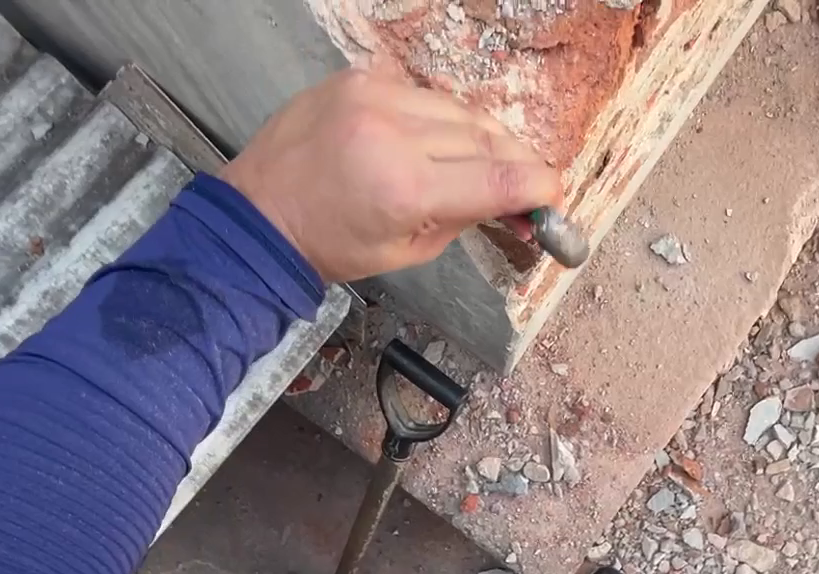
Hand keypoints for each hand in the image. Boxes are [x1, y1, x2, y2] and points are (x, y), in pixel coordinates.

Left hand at [220, 68, 563, 282]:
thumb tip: (518, 206)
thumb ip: (466, 219)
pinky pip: (426, 97)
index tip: (555, 196)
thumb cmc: (336, 247)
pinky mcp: (361, 77)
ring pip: (461, 111)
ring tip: (490, 167)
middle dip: (517, 162)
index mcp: (405, 188)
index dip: (538, 187)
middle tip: (532, 187)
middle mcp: (393, 130)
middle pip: (486, 136)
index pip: (497, 179)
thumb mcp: (409, 250)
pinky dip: (446, 121)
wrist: (263, 213)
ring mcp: (375, 94)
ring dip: (486, 139)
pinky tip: (445, 145)